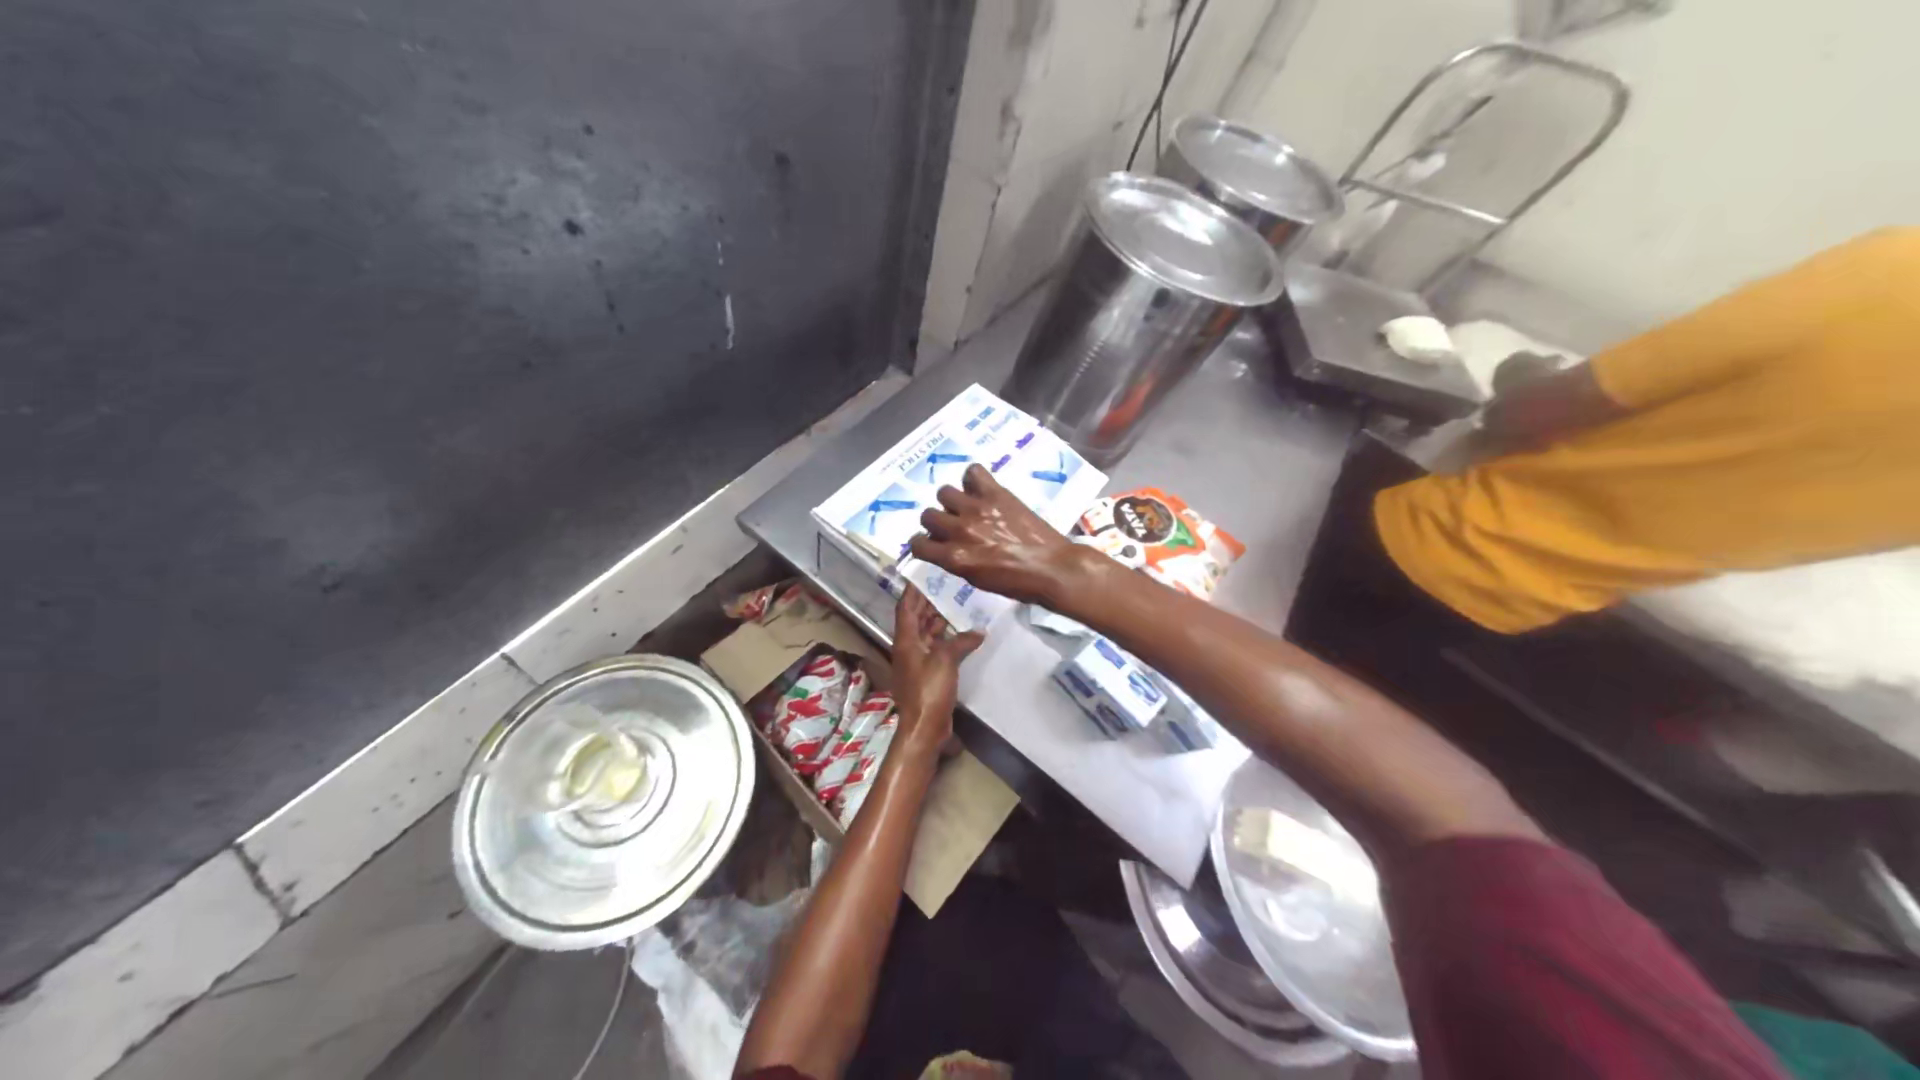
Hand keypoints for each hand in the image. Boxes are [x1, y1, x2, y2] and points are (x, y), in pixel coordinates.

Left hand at [890, 586, 982, 752]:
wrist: (924, 727)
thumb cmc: (929, 690)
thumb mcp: (946, 660)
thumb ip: (961, 641)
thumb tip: (978, 631)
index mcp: (905, 641)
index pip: (905, 608)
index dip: (913, 591)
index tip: (923, 574)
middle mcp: (908, 648)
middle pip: (915, 619)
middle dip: (927, 602)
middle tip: (945, 585)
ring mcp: (916, 662)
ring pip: (925, 634)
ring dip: (937, 620)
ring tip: (955, 604)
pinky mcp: (927, 674)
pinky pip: (934, 648)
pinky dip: (945, 638)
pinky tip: (961, 634)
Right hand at [908, 464, 1099, 608]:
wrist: (1052, 568)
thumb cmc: (1017, 583)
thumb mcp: (978, 580)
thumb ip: (957, 561)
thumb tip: (946, 547)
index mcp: (954, 558)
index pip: (918, 544)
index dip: (923, 543)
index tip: (933, 543)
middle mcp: (960, 531)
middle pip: (927, 515)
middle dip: (936, 521)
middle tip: (952, 525)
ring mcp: (977, 509)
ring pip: (944, 492)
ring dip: (952, 500)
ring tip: (967, 506)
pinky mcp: (996, 493)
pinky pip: (972, 472)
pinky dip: (973, 479)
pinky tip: (981, 490)